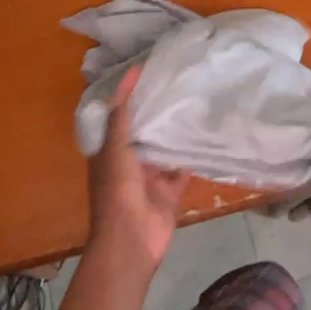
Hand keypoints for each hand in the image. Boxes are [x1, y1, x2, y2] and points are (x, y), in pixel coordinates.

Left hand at [86, 66, 189, 268]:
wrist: (131, 241)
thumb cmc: (117, 191)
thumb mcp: (114, 149)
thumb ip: (120, 117)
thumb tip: (127, 80)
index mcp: (108, 151)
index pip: (116, 115)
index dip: (126, 93)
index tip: (143, 68)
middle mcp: (127, 162)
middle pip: (141, 130)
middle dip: (153, 110)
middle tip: (173, 81)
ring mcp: (149, 178)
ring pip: (163, 149)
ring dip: (173, 132)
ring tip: (190, 101)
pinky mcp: (169, 192)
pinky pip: (181, 170)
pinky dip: (190, 156)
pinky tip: (202, 135)